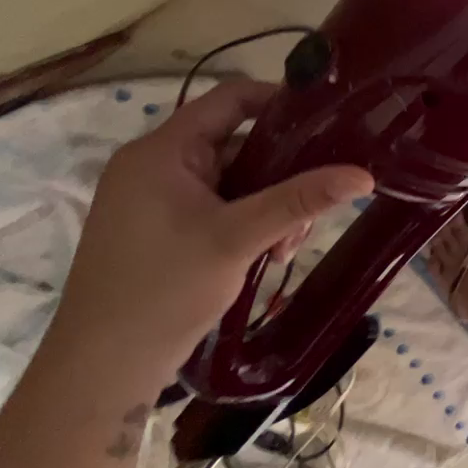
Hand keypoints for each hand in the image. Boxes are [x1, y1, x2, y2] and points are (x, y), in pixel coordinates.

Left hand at [49, 80, 373, 383]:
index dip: (283, 99)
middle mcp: (158, 165)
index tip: (333, 118)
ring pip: (240, 178)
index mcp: (162, 152)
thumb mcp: (239, 238)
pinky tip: (270, 254)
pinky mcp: (167, 228)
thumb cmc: (162, 290)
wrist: (102, 369)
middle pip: (242, 142)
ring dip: (275, 204)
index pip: (232, 99)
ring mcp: (161, 199)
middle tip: (318, 202)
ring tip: (289, 243)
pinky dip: (255, 222)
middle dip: (288, 170)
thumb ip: (301, 200)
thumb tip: (365, 174)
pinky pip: (226, 205)